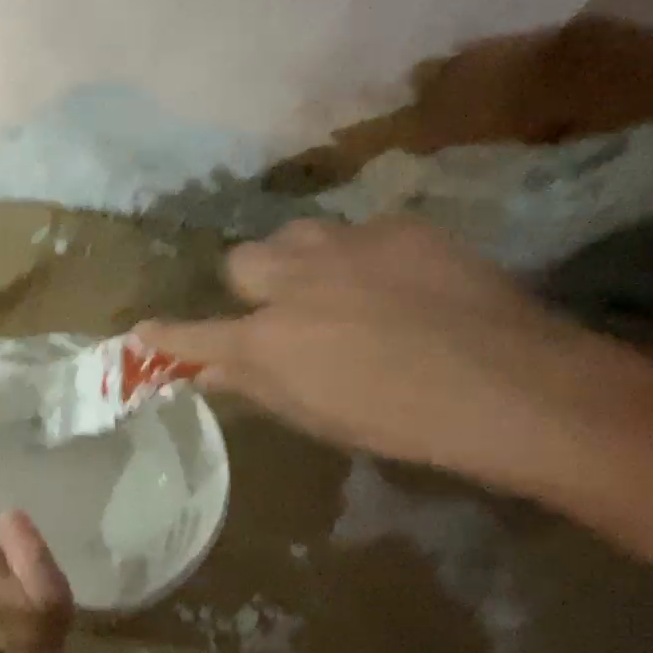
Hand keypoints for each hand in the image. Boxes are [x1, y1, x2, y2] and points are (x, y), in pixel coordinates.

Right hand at [133, 217, 590, 485]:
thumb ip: (255, 385)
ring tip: (328, 285)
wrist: (510, 386)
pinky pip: (360, 232)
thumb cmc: (398, 421)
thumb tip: (211, 372)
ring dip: (297, 259)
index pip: (194, 334)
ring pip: (296, 234)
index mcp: (267, 341)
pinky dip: (360, 256)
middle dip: (249, 284)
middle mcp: (296, 284)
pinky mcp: (405, 231)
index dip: (165, 336)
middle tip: (274, 310)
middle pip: (242, 261)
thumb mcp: (313, 415)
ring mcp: (351, 249)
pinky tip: (392, 282)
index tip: (142, 332)